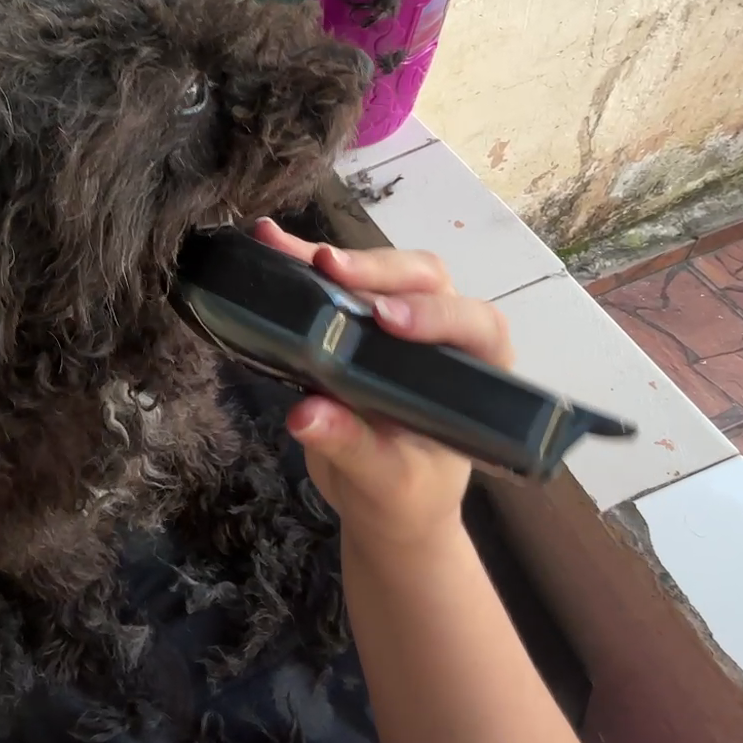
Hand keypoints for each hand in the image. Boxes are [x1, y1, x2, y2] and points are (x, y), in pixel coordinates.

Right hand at [249, 218, 514, 557]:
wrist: (381, 502)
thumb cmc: (406, 496)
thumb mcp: (387, 482)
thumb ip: (353, 447)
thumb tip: (303, 414)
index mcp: (474, 373)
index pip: (472, 324)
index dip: (434, 314)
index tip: (386, 320)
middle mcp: (439, 335)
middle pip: (421, 279)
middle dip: (374, 268)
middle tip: (327, 266)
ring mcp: (393, 322)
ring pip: (372, 271)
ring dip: (323, 255)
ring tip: (276, 241)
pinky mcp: (350, 323)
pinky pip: (330, 285)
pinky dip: (297, 263)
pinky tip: (268, 244)